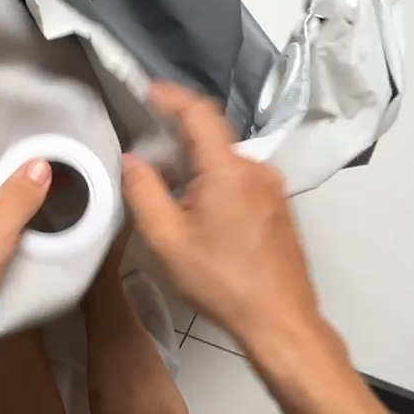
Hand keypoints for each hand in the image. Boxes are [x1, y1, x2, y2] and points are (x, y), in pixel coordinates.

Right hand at [120, 82, 333, 370]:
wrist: (281, 322)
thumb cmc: (222, 282)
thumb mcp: (166, 239)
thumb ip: (143, 192)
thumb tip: (132, 160)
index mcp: (227, 170)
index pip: (199, 113)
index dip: (170, 96)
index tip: (145, 90)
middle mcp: (256, 169)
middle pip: (211, 135)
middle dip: (175, 136)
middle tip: (143, 152)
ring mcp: (272, 188)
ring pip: (224, 158)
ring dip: (193, 163)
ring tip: (164, 188)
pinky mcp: (277, 206)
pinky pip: (238, 177)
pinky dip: (211, 179)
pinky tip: (194, 209)